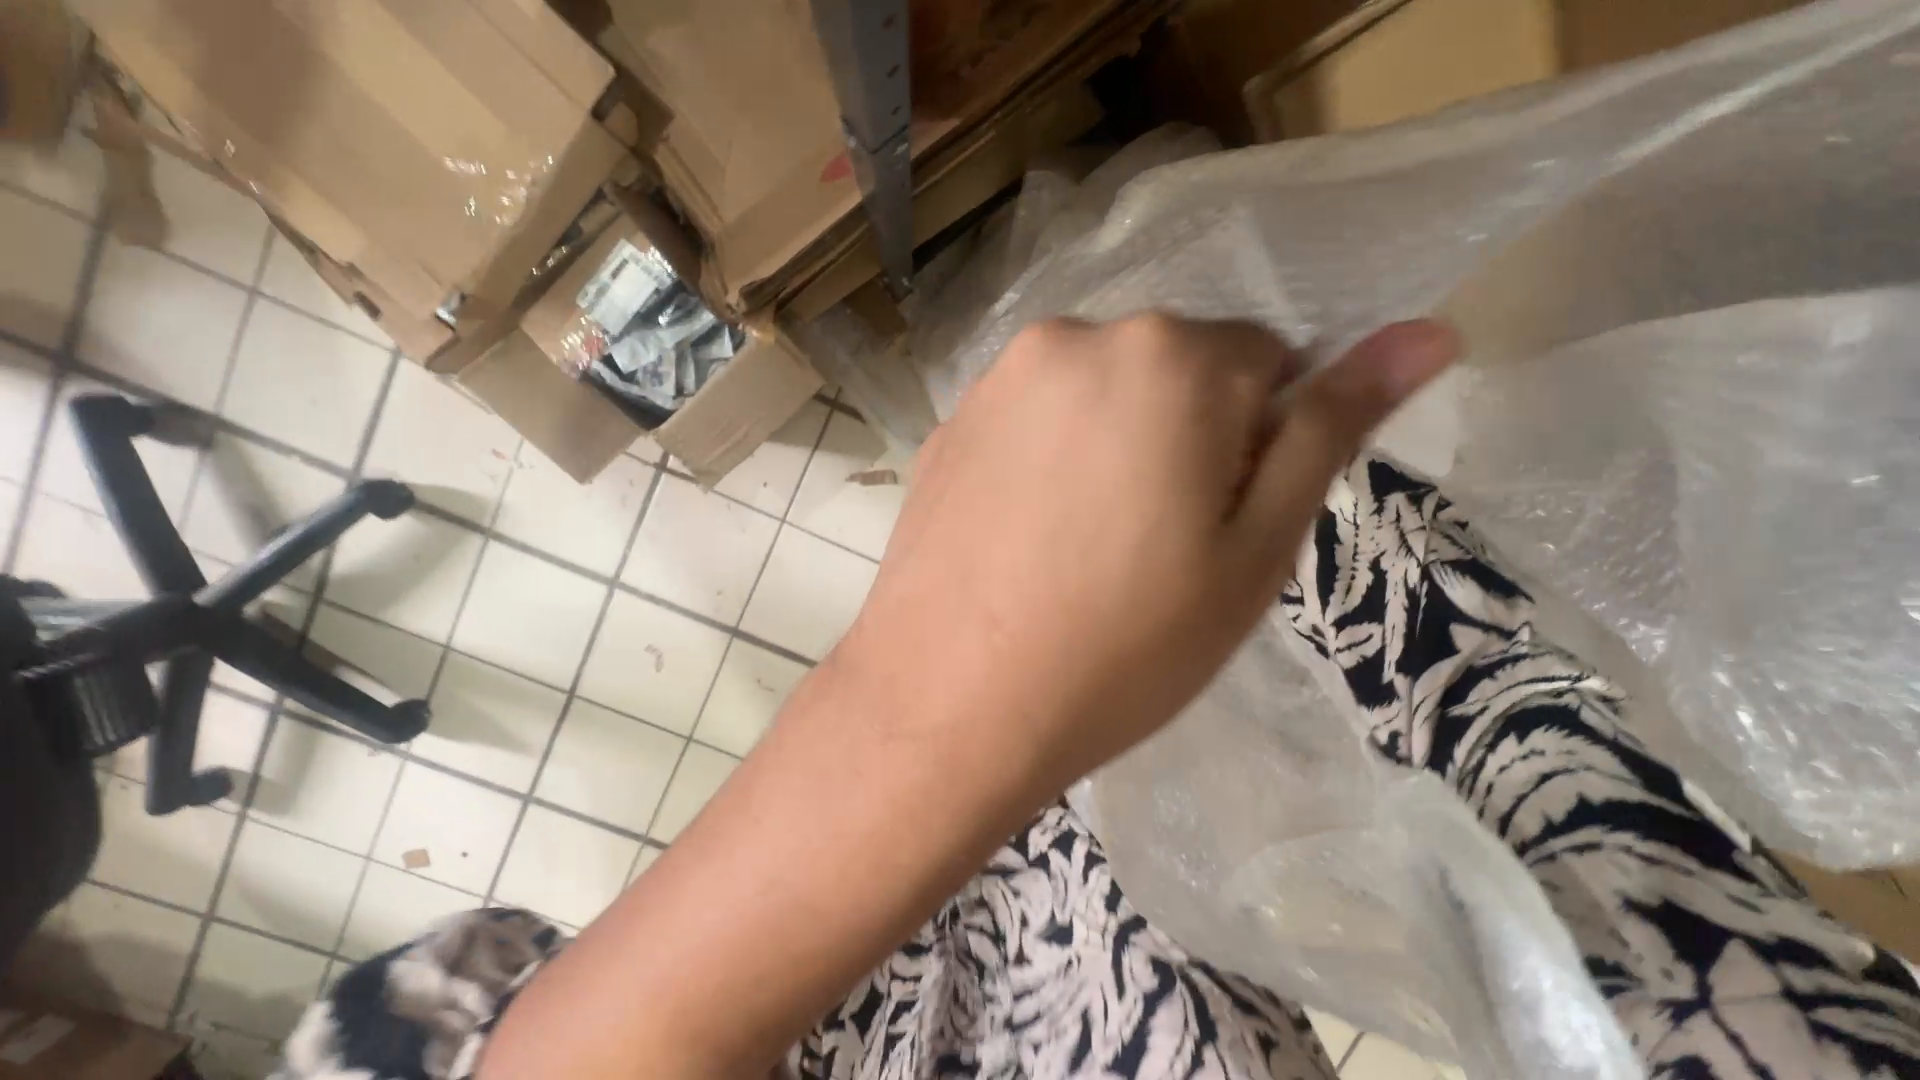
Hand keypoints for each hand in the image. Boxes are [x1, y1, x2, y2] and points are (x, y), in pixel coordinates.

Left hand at [837, 314, 1458, 790]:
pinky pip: (1033, 423)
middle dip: (1188, 437)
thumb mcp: (1255, 550)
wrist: (949, 705)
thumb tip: (1428, 334)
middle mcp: (1077, 336)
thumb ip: (1332, 430)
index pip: (1268, 362)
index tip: (1223, 526)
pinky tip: (1030, 543)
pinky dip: (1049, 463)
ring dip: (1116, 446)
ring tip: (1089, 552)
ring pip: (1101, 394)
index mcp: (1172, 355)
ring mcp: (998, 377)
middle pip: (1177, 371)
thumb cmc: (1125, 645)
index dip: (1260, 445)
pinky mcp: (948, 422)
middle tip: (1158, 549)